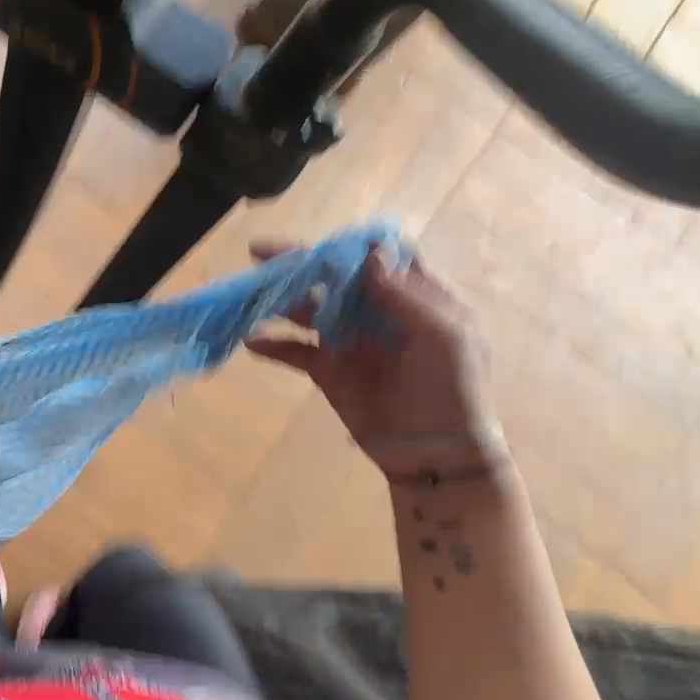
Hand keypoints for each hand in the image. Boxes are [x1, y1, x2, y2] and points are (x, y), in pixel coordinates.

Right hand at [244, 241, 500, 479]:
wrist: (434, 454)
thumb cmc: (452, 391)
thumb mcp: (443, 338)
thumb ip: (407, 296)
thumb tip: (369, 255)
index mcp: (414, 296)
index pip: (381, 255)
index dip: (353, 245)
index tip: (324, 244)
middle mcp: (377, 311)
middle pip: (334, 276)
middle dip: (299, 262)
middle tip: (260, 252)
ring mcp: (349, 340)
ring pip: (307, 309)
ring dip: (277, 298)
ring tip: (247, 293)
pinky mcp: (327, 370)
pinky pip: (293, 351)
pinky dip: (271, 345)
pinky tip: (250, 341)